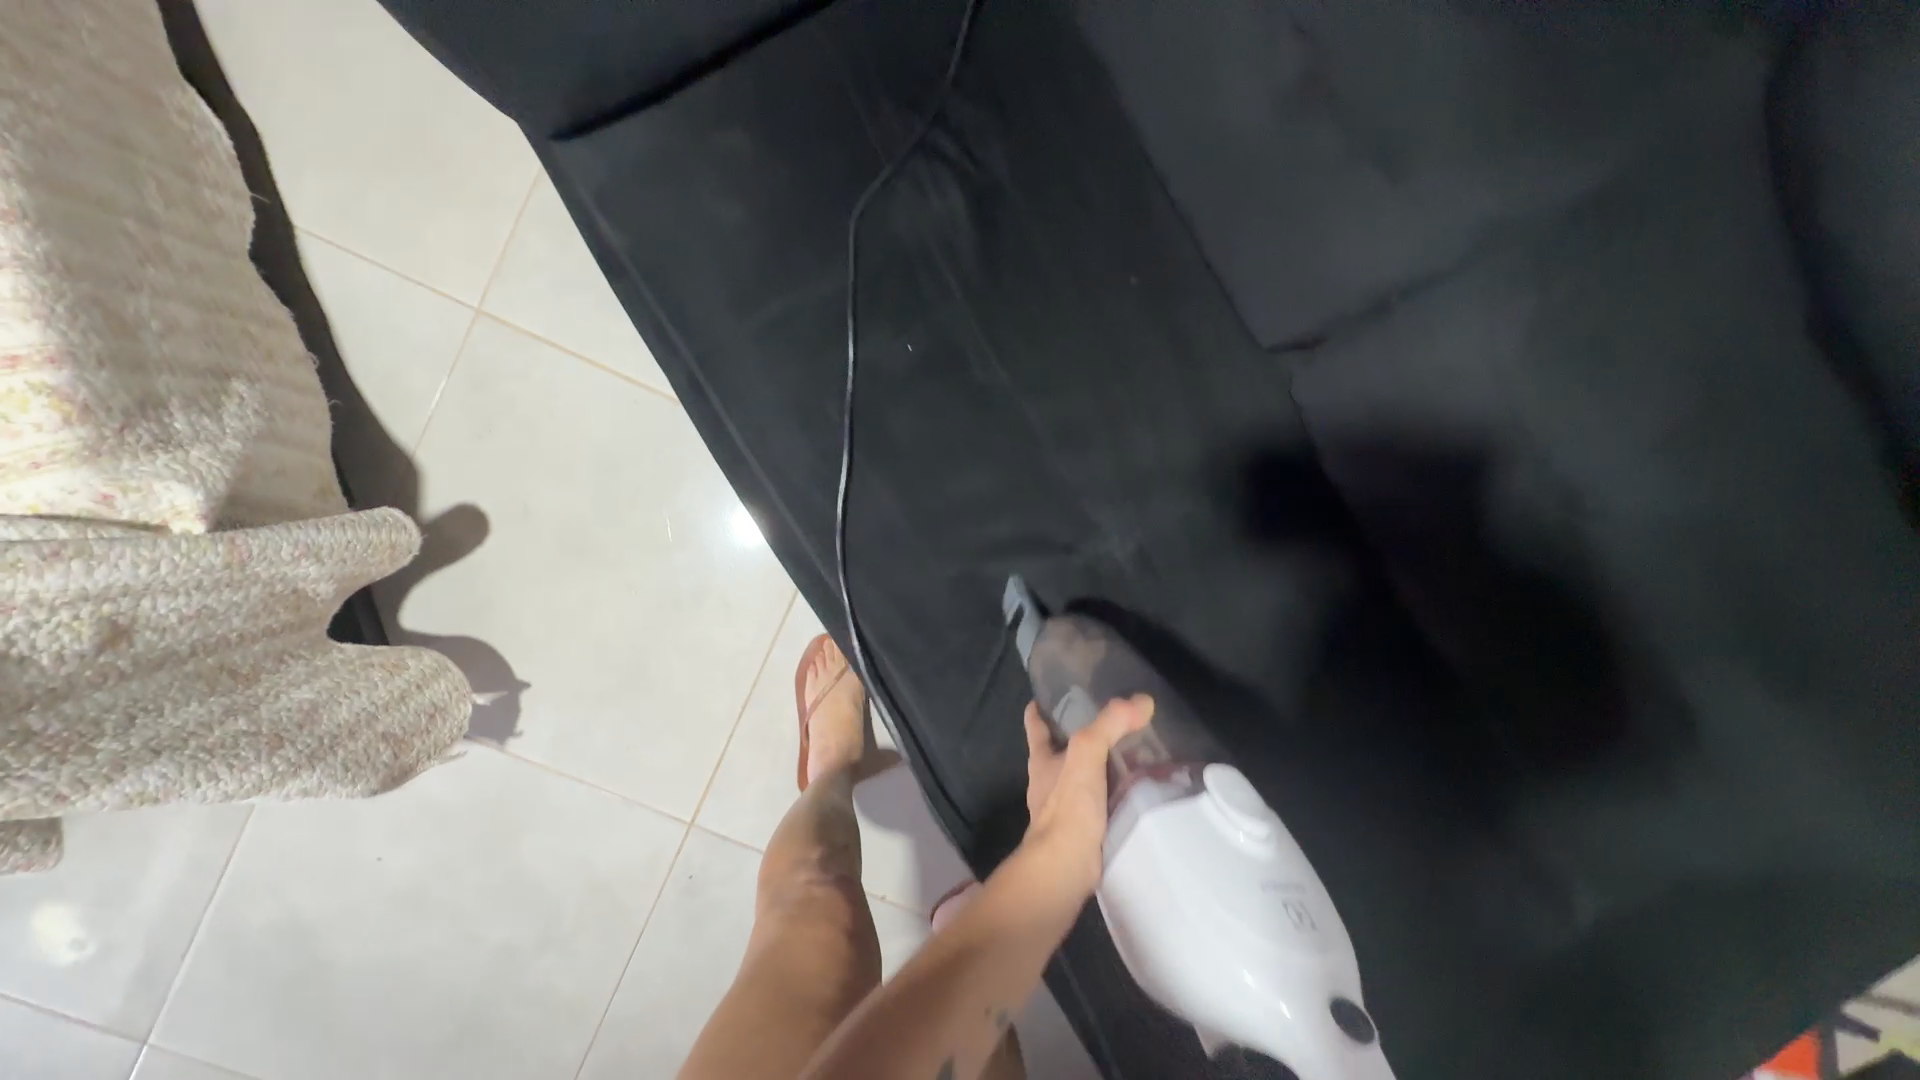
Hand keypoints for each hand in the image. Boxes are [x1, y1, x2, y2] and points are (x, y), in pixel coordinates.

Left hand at [1020, 694, 1154, 895]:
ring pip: (1082, 781)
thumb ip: (1109, 725)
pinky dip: (1115, 797)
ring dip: (1101, 770)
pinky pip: (1101, 806)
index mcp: (1042, 762)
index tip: (1046, 697)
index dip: (1039, 711)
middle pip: (1062, 753)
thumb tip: (1141, 701)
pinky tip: (1136, 794)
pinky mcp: (1083, 832)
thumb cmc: (1067, 807)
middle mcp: (1048, 784)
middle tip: (1111, 725)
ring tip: (1133, 757)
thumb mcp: (1086, 754)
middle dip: (1080, 739)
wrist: (1065, 867)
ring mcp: (1064, 811)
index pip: (1036, 728)